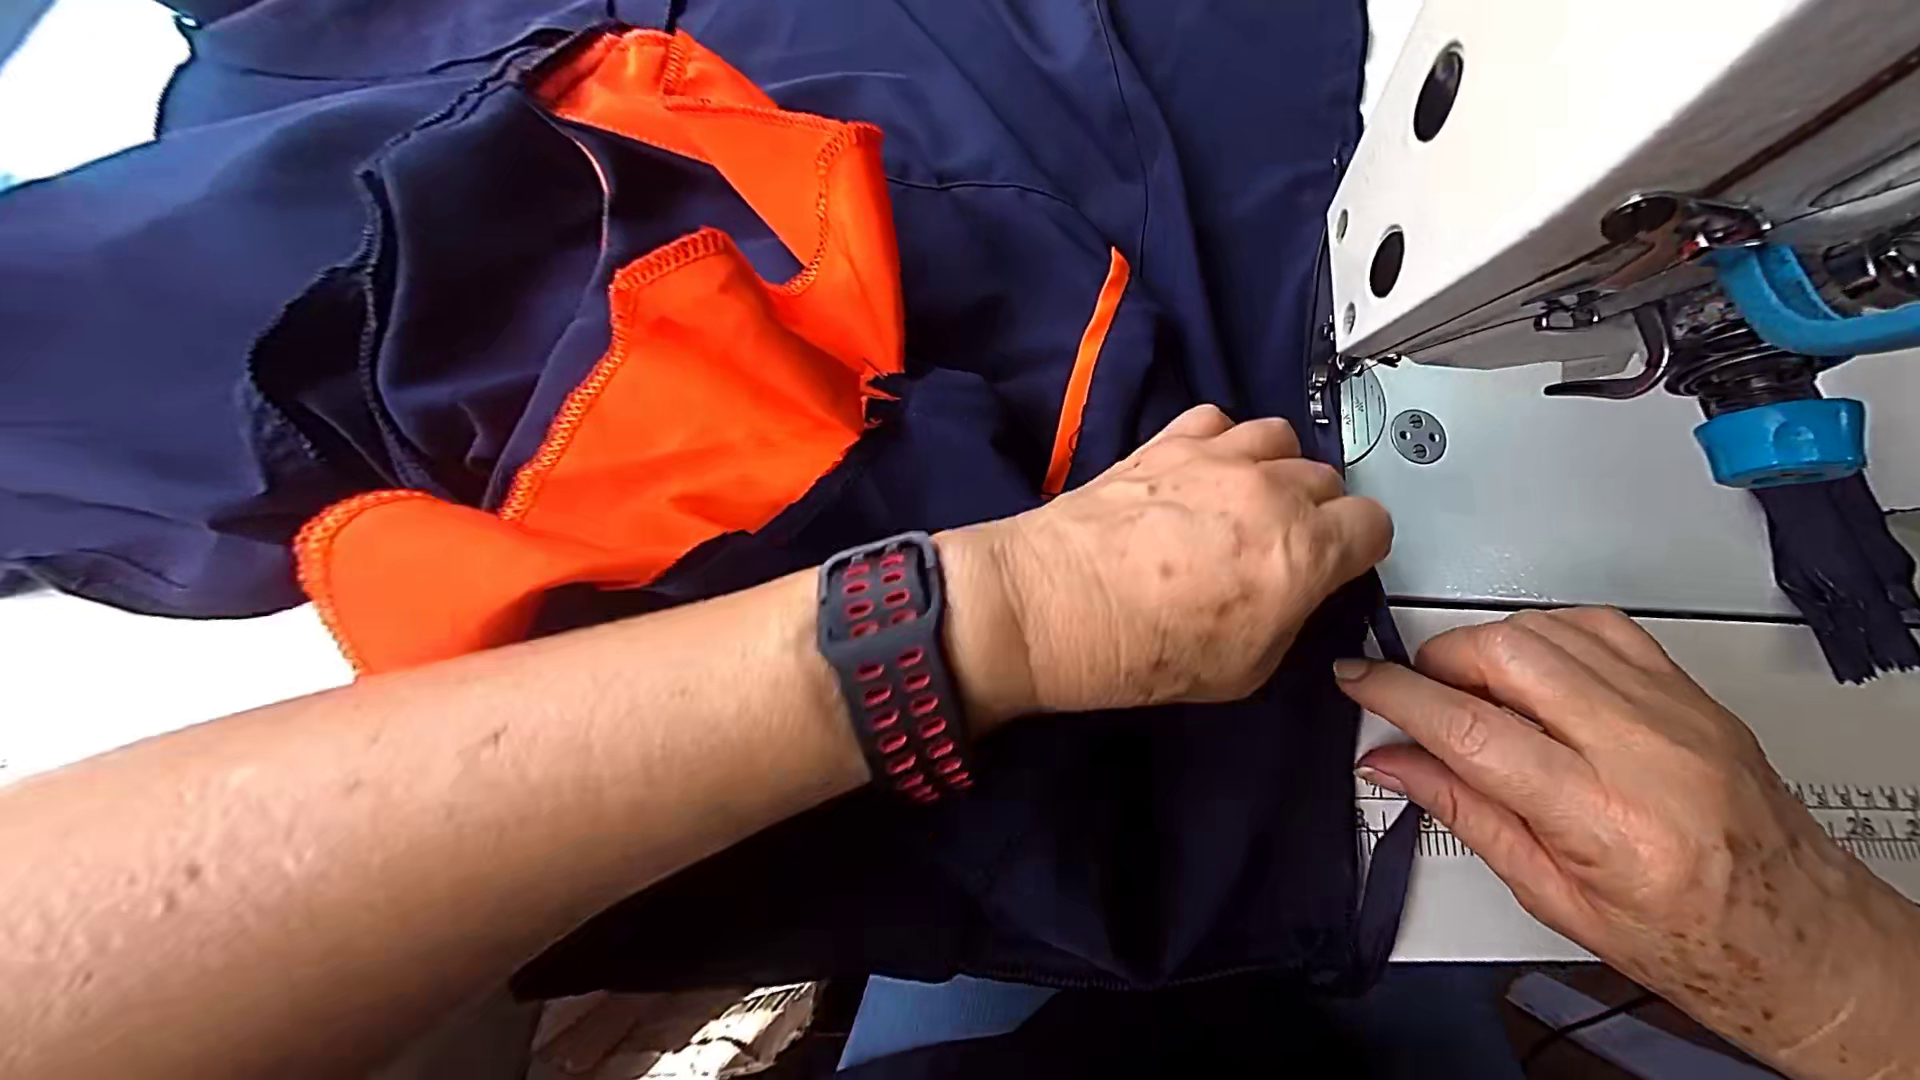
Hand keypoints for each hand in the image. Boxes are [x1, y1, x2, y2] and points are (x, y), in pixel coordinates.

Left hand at [939, 404, 1390, 724]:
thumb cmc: (1134, 649)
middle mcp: (1265, 492)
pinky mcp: (1162, 446)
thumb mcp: (1244, 670)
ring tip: (1241, 501)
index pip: (1372, 524)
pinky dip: (1218, 441)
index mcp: (1301, 552)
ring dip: (1271, 469)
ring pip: (1277, 438)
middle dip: (1314, 511)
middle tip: (1278, 540)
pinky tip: (1199, 471)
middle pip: (1326, 479)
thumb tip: (1293, 591)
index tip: (1334, 559)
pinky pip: (1214, 419)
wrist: (1048, 609)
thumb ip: (1288, 617)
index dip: (1355, 546)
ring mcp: (1211, 460)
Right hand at [1336, 608, 1919, 1078]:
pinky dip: (1537, 633)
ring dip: (1480, 647)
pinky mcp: (1691, 694)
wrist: (1819, 949)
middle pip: (1504, 654)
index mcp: (1607, 822)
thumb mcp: (1545, 891)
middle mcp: (1649, 755)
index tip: (1354, 676)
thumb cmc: (1689, 941)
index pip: (1468, 727)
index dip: (1393, 692)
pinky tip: (1526, 669)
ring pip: (1541, 628)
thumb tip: (1386, 760)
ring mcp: (1678, 714)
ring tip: (1471, 688)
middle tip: (1419, 693)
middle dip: (1435, 660)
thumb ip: (1457, 808)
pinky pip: (1593, 625)